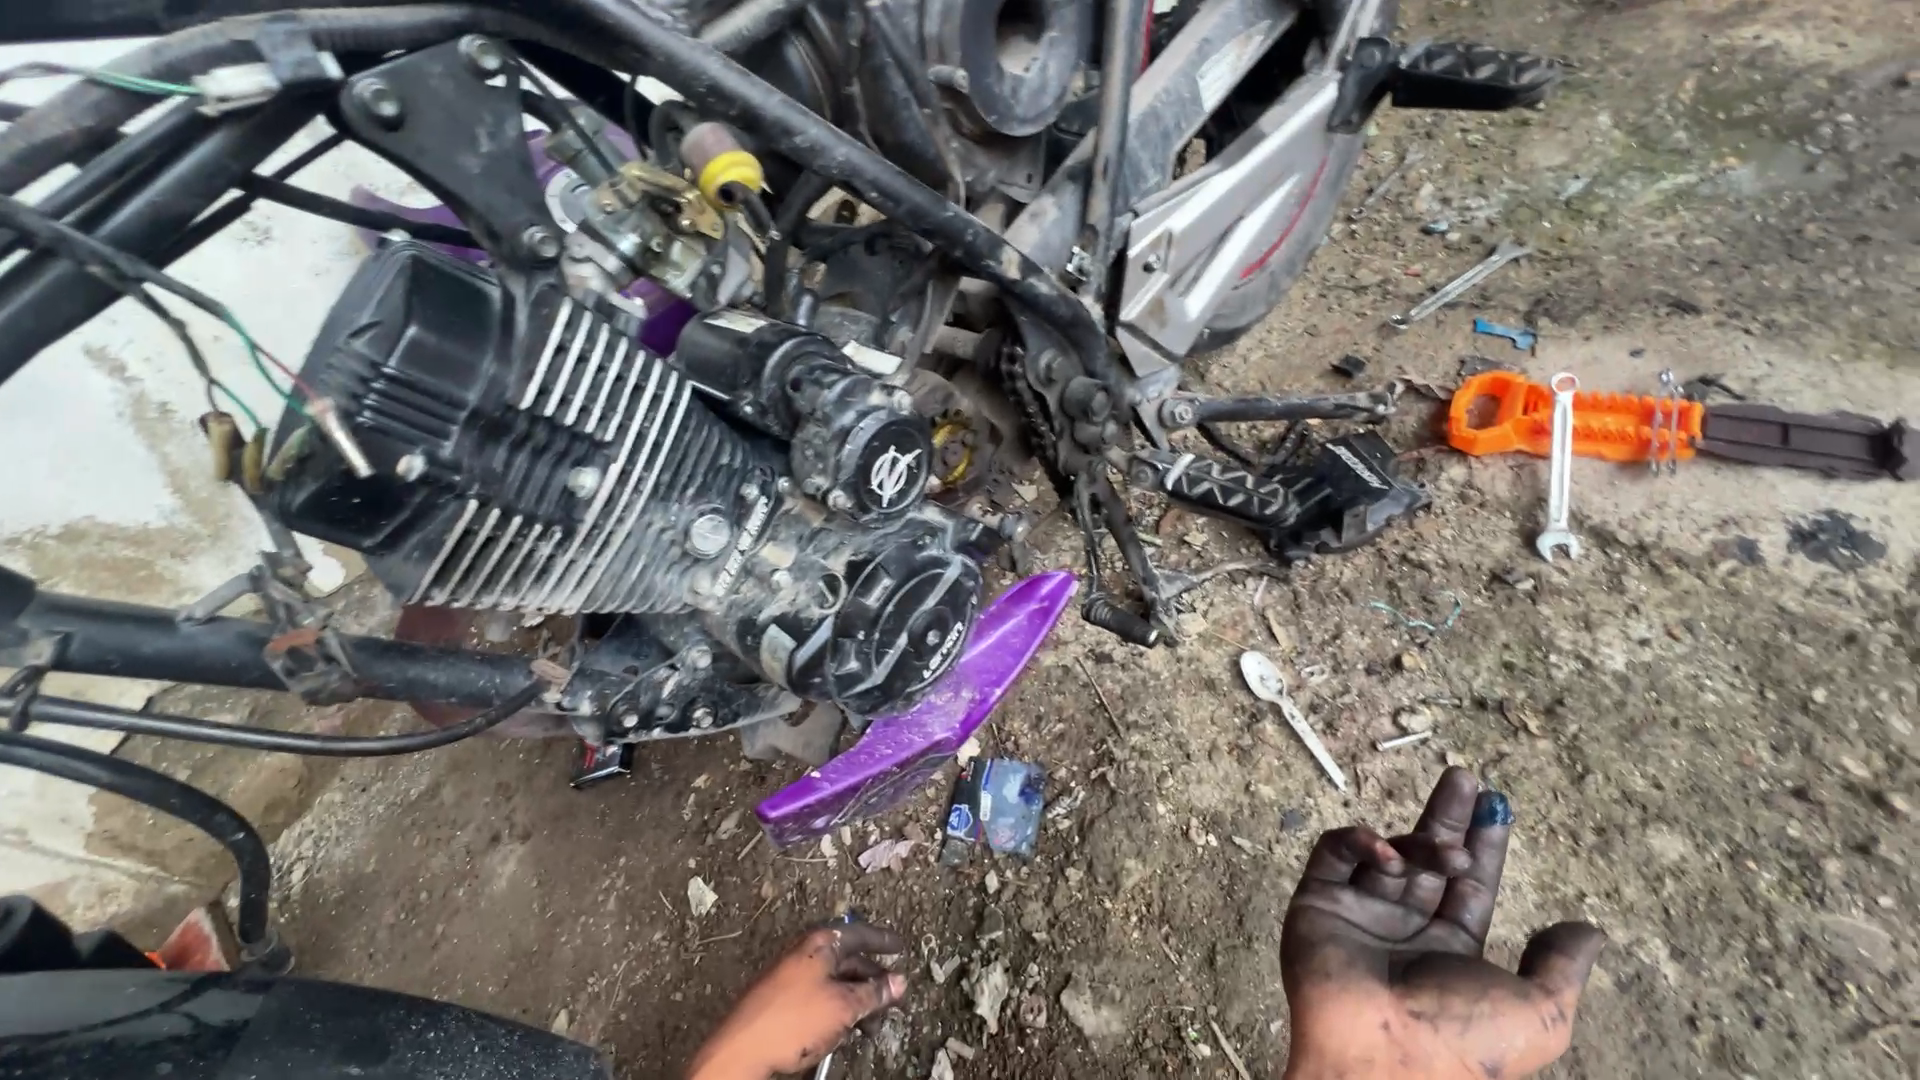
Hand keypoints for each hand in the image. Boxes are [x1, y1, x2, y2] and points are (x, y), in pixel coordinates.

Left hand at [686, 921, 907, 1079]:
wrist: (742, 1049)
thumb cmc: (796, 1020)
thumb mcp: (843, 1006)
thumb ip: (873, 993)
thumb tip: (899, 981)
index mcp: (822, 942)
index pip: (861, 933)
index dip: (884, 941)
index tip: (901, 948)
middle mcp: (807, 951)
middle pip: (849, 959)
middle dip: (873, 981)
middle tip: (892, 1001)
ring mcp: (793, 974)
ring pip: (835, 981)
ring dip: (856, 1000)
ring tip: (869, 1027)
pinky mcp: (783, 997)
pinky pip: (820, 995)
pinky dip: (838, 1008)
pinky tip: (843, 1029)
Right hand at [1280, 768, 1605, 1079]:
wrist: (1382, 1054)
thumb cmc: (1464, 1038)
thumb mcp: (1538, 1011)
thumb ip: (1561, 966)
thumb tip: (1591, 929)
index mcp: (1451, 951)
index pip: (1471, 886)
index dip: (1485, 845)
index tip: (1497, 804)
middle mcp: (1405, 926)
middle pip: (1429, 858)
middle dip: (1448, 818)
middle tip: (1466, 776)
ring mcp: (1359, 910)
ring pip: (1389, 854)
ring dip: (1419, 841)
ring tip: (1448, 848)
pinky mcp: (1318, 898)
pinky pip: (1335, 853)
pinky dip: (1360, 841)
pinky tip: (1389, 854)